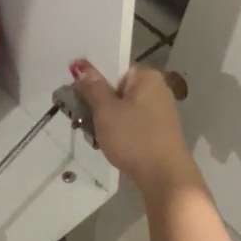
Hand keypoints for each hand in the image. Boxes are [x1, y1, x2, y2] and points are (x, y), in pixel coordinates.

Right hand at [72, 59, 200, 200]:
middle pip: (118, 87)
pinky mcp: (160, 130)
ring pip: (124, 107)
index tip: (75, 92)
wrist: (165, 177)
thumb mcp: (106, 111)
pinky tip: (109, 144)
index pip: (114, 66)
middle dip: (98, 102)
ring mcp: (160, 110)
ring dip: (107, 119)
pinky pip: (133, 122)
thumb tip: (81, 64)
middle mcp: (156, 88)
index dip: (93, 77)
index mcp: (146, 76)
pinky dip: (120, 130)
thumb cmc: (134, 138)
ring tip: (93, 136)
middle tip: (80, 118)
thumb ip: (92, 86)